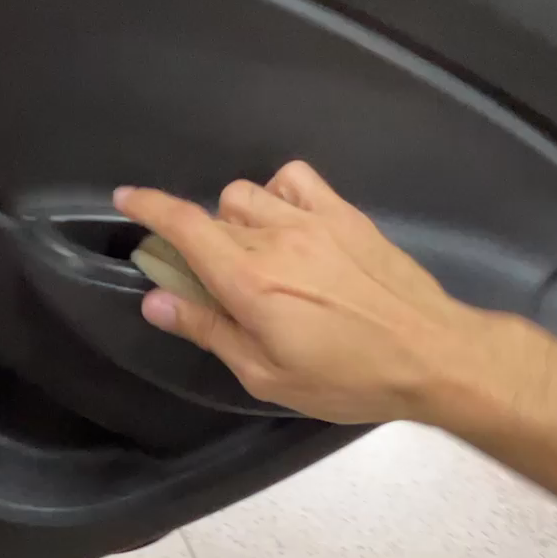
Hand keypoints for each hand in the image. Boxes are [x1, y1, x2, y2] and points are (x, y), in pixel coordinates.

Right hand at [114, 161, 512, 423]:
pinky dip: (276, 194)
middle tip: (212, 281)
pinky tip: (287, 225)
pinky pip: (294, 179)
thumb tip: (155, 300)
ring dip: (234, 219)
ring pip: (246, 193)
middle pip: (212, 214)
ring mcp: (313, 220)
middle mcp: (275, 238)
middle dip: (197, 241)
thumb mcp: (266, 375)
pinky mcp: (345, 214)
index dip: (148, 207)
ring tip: (253, 255)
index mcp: (249, 281)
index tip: (125, 199)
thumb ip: (208, 330)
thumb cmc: (346, 378)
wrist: (432, 354)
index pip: (184, 226)